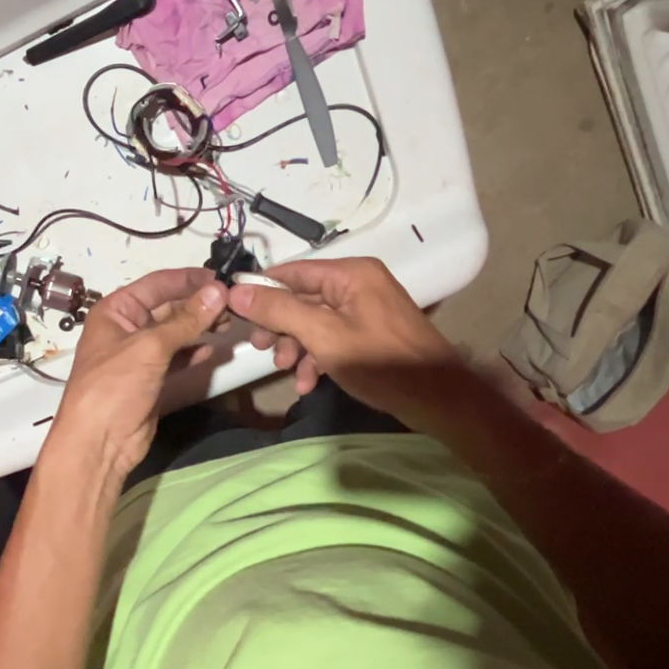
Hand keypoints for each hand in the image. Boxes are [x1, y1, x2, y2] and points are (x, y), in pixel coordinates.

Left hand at [54, 268, 226, 479]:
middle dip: (199, 304)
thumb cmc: (114, 386)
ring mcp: (140, 355)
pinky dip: (194, 352)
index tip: (223, 279)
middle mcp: (126, 327)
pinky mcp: (152, 379)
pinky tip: (214, 349)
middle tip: (233, 304)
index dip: (189, 279)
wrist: (98, 442)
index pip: (157, 283)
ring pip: (175, 333)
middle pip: (168, 307)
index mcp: (116, 310)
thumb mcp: (150, 347)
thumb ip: (186, 320)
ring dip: (200, 327)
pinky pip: (177, 357)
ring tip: (228, 324)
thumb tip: (219, 291)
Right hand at [227, 257, 457, 411]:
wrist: (435, 397)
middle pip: (301, 297)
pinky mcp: (369, 334)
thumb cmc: (378, 362)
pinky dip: (316, 357)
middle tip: (260, 349)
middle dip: (278, 326)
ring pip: (313, 321)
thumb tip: (236, 290)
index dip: (260, 290)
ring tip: (286, 371)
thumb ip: (279, 311)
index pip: (291, 271)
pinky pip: (331, 337)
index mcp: (349, 274)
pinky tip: (308, 383)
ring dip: (295, 347)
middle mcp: (357, 284)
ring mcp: (365, 310)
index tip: (233, 312)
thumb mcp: (322, 335)